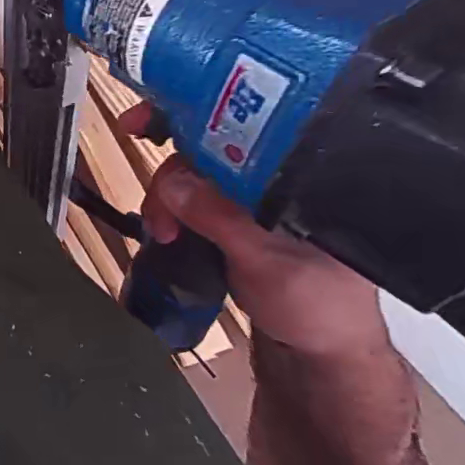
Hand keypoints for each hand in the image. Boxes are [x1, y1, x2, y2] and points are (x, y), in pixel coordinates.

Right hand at [118, 102, 386, 357]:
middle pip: (206, 149)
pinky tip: (168, 230)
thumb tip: (174, 184)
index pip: (242, 126)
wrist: (318, 350)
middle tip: (156, 210)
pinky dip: (172, 210)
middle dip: (170, 174)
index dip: (191, 114)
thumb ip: (220, 219)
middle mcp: (276, 177)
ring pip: (192, 176)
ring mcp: (252, 197)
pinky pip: (192, 199)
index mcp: (299, 174)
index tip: (145, 119)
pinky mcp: (234, 216)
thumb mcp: (268, 260)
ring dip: (166, 199)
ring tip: (165, 232)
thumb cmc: (319, 306)